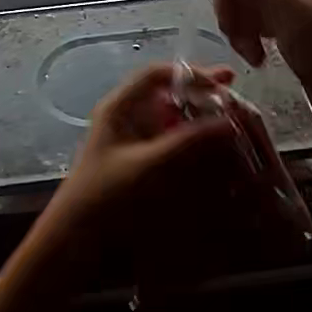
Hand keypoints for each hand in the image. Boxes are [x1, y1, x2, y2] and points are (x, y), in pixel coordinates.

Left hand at [0, 65, 236, 311]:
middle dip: (201, 95)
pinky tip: (214, 150)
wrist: (77, 237)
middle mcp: (125, 118)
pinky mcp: (138, 162)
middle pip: (166, 94)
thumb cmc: (105, 195)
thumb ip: (188, 141)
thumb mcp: (148, 165)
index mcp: (118, 108)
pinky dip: (192, 141)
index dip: (191, 74)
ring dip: (199, 118)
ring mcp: (131, 140)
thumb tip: (229, 122)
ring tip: (232, 123)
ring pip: (170, 118)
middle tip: (235, 97)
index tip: (225, 82)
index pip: (156, 75)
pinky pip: (169, 141)